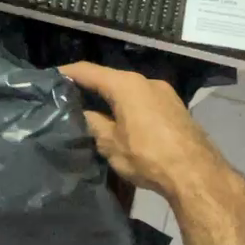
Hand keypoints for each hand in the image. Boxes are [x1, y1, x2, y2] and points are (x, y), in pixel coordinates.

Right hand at [58, 63, 238, 203]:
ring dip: (108, 98)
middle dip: (88, 87)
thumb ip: (92, 124)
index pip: (88, 71)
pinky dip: (126, 106)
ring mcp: (164, 93)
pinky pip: (142, 100)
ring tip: (89, 111)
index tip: (48, 78)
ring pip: (127, 91)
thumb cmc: (147, 156)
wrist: (195, 173)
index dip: (66, 73)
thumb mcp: (109, 143)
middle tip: (65, 98)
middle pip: (109, 79)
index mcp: (126, 85)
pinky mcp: (174, 107)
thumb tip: (82, 114)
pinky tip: (117, 120)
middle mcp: (146, 82)